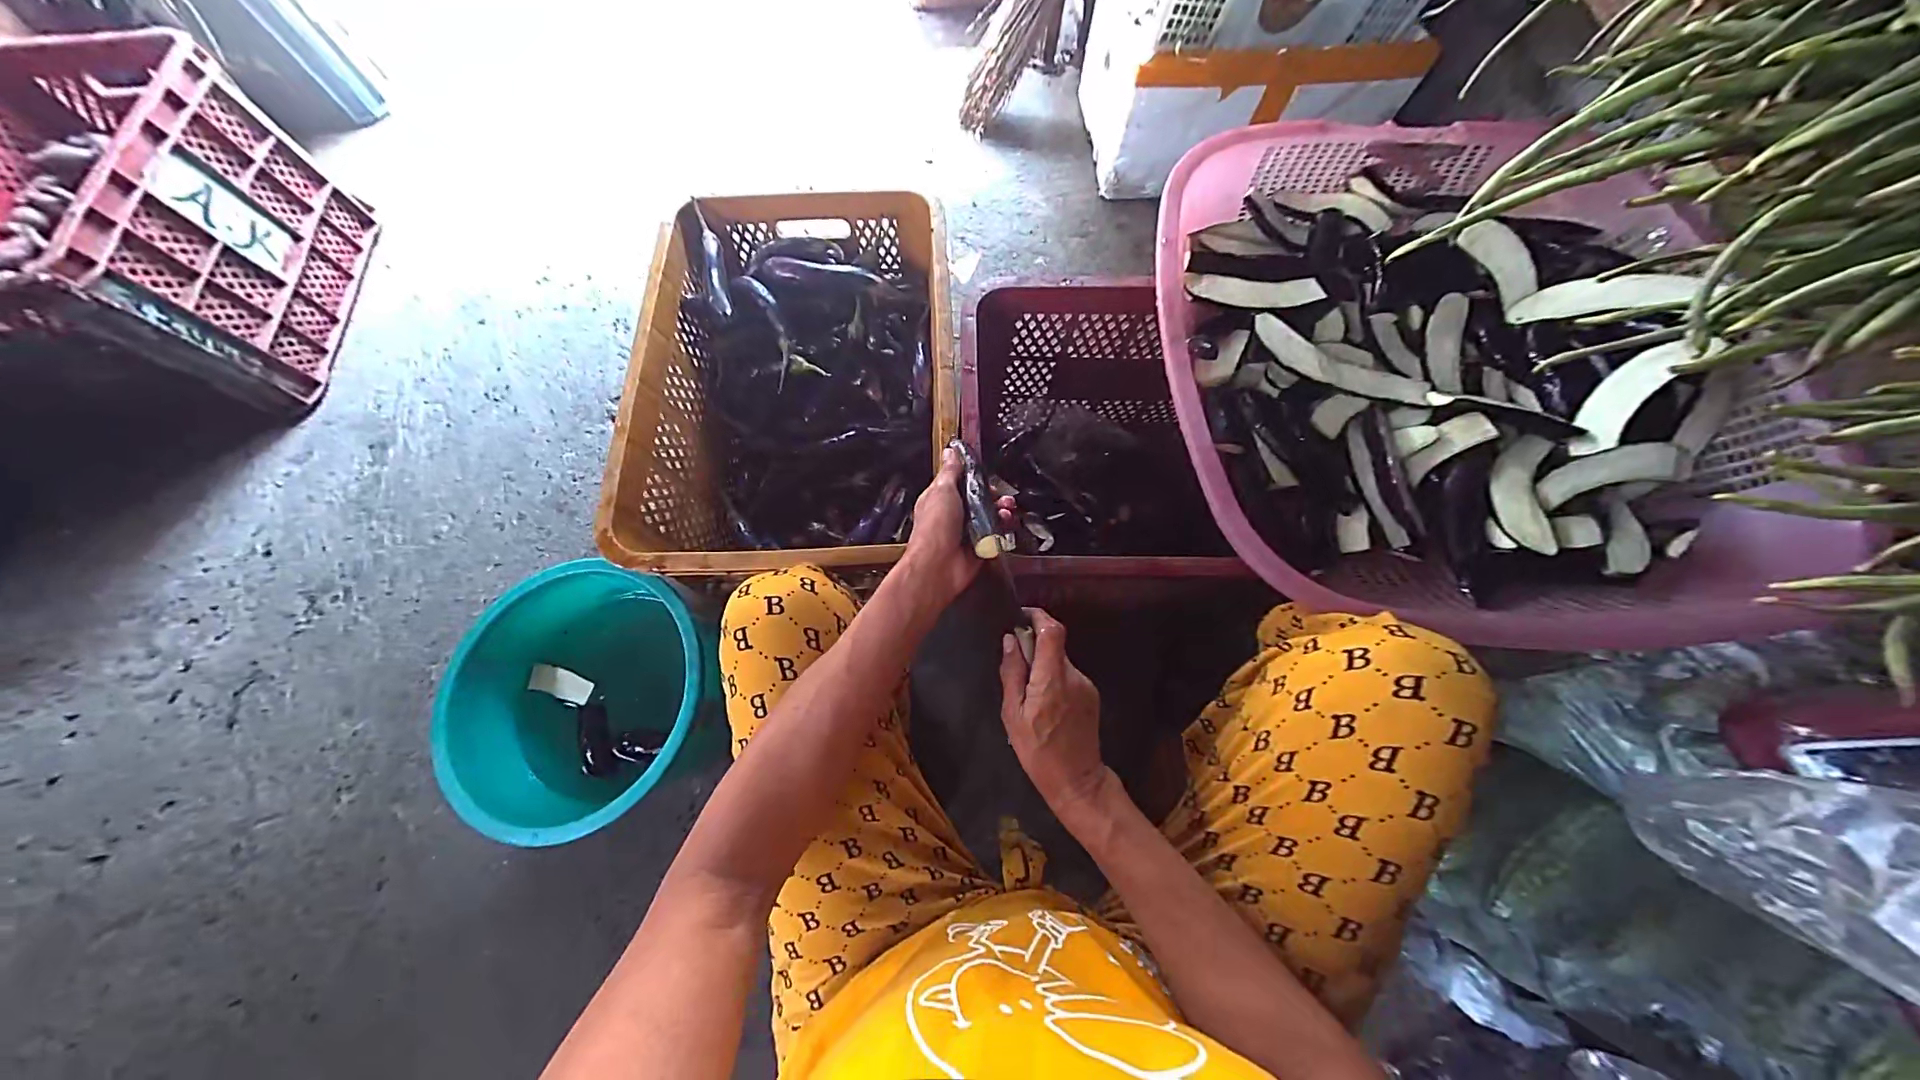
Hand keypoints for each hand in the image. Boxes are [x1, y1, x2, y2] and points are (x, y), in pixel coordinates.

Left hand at [900, 446, 1014, 606]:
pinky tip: (1005, 523)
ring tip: (1007, 509)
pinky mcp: (979, 548)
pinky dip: (1003, 529)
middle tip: (1001, 495)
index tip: (985, 475)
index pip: (961, 482)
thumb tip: (951, 451)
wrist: (938, 565)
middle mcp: (953, 516)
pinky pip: (995, 535)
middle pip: (979, 500)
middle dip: (994, 496)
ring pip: (990, 517)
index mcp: (940, 499)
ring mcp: (966, 533)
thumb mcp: (942, 490)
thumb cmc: (934, 528)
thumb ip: (950, 471)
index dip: (975, 478)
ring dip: (1001, 511)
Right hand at [999, 608, 1106, 811]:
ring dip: (1043, 667)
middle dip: (1034, 648)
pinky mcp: (1092, 695)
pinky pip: (1068, 676)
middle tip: (1015, 666)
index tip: (1021, 616)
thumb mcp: (1013, 715)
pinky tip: (1046, 705)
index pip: (1052, 631)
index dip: (1038, 616)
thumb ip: (1012, 674)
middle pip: (1055, 645)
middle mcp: (1073, 676)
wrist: (1077, 781)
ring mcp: (1086, 685)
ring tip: (1028, 695)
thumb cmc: (1037, 751)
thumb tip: (1011, 640)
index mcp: (1052, 679)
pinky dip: (1054, 679)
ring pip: (1060, 662)